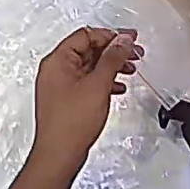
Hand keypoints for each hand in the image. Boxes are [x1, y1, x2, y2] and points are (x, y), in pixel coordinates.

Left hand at [32, 27, 140, 169]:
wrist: (60, 153)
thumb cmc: (71, 123)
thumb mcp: (98, 84)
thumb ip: (112, 59)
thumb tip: (122, 41)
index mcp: (58, 61)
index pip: (86, 35)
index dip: (110, 35)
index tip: (129, 39)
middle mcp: (55, 70)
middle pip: (88, 49)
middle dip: (113, 50)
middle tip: (134, 52)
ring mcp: (60, 85)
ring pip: (90, 65)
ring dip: (111, 65)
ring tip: (130, 68)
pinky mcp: (67, 99)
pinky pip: (88, 81)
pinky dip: (104, 80)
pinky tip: (117, 87)